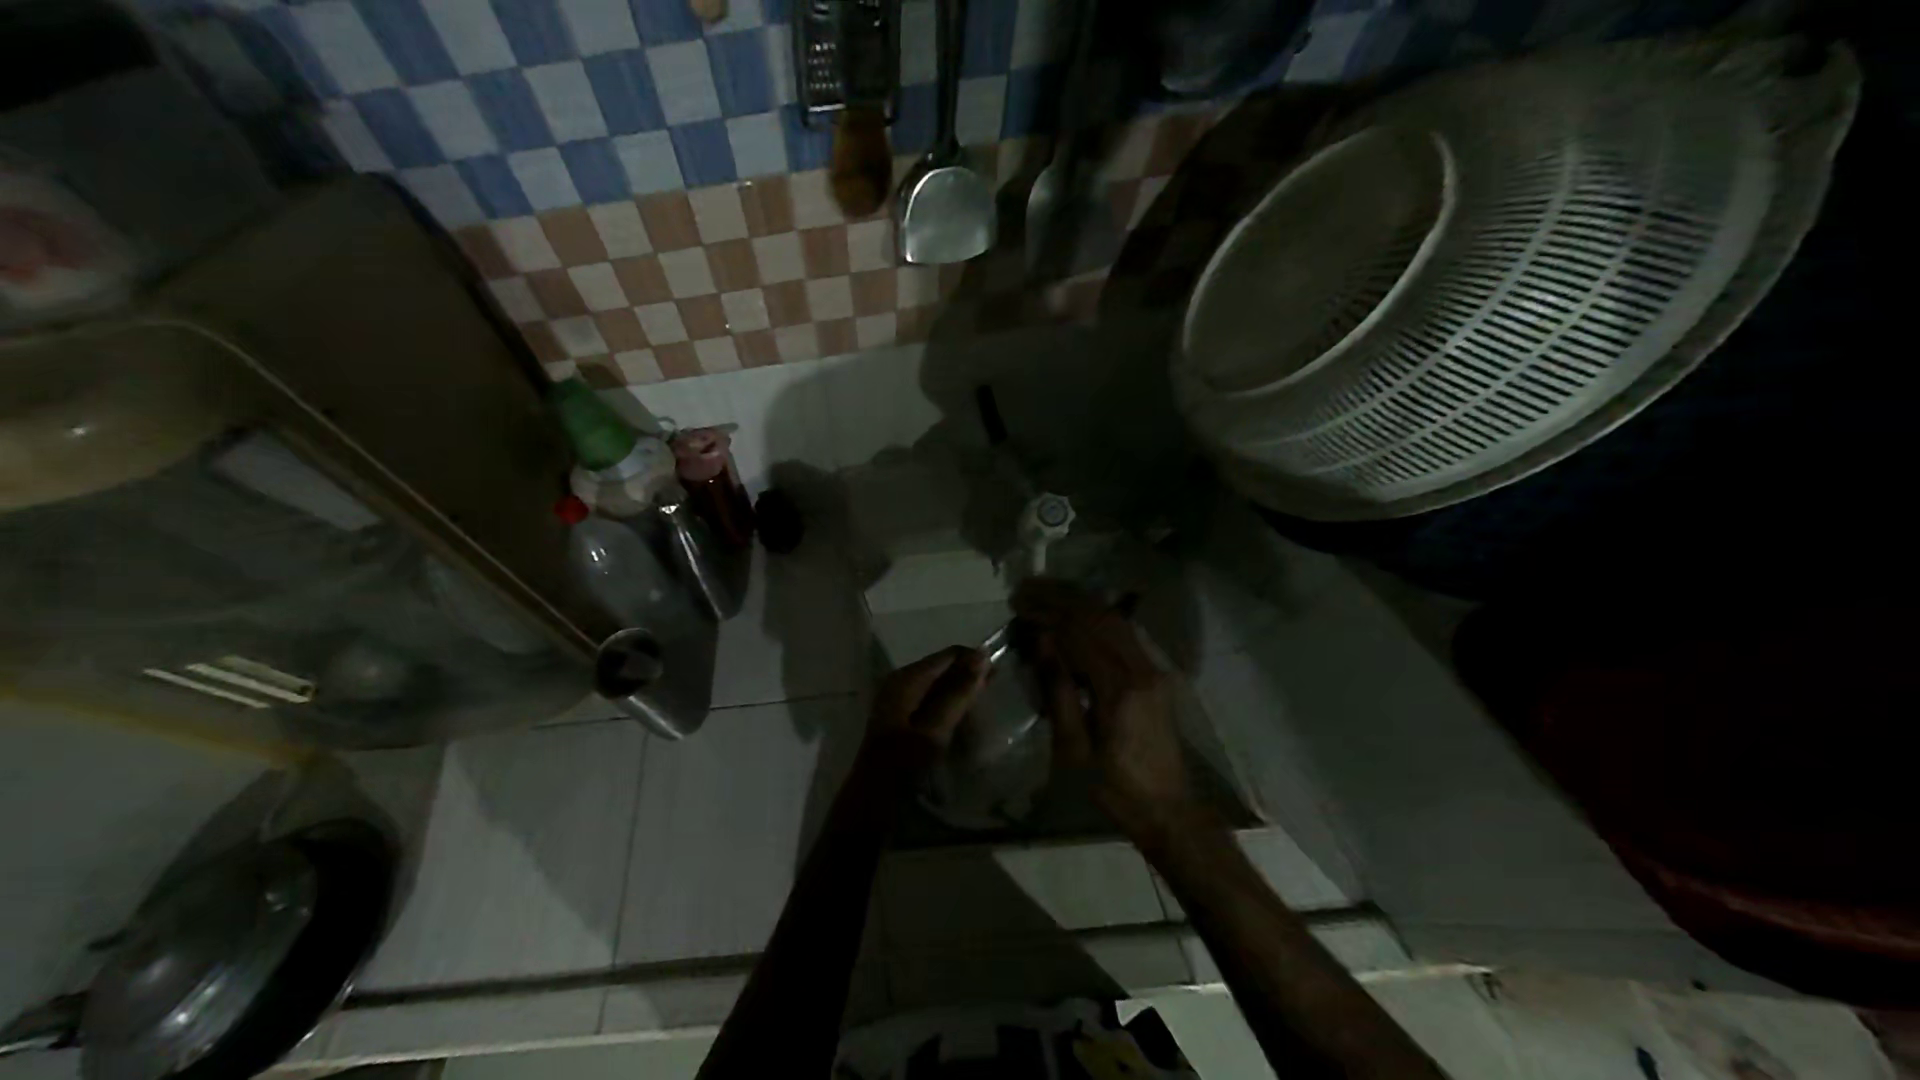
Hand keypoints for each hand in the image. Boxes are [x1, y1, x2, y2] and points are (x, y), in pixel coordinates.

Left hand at [863, 646, 989, 769]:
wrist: (871, 807)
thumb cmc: (903, 767)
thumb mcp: (934, 731)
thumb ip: (958, 693)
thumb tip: (982, 655)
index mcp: (905, 679)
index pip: (948, 655)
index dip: (975, 661)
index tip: (1001, 676)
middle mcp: (899, 683)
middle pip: (942, 669)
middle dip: (968, 679)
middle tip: (995, 696)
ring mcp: (898, 702)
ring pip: (937, 687)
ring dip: (960, 695)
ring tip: (983, 712)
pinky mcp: (900, 720)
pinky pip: (930, 702)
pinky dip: (948, 708)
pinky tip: (962, 723)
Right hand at [1013, 580, 1199, 844]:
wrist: (1168, 810)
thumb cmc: (1113, 788)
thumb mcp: (1074, 749)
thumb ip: (1058, 691)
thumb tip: (1042, 642)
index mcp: (1120, 691)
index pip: (1081, 635)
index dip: (1048, 615)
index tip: (1019, 605)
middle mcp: (1142, 671)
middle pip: (1101, 617)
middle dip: (1062, 598)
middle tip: (1027, 589)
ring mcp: (1154, 670)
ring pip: (1116, 620)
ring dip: (1080, 602)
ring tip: (1046, 592)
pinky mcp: (1156, 676)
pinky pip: (1125, 633)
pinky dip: (1098, 616)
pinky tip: (1077, 612)